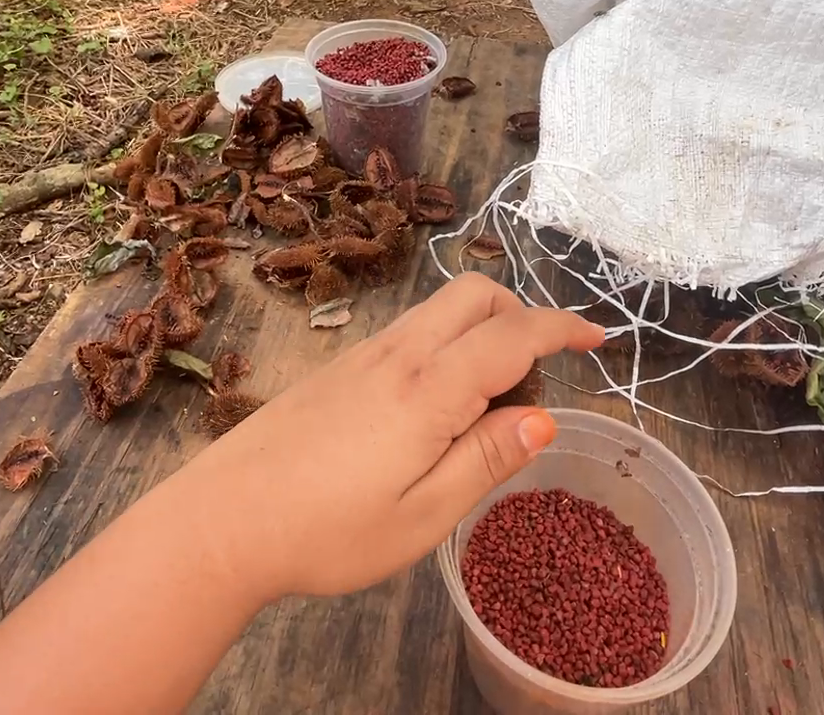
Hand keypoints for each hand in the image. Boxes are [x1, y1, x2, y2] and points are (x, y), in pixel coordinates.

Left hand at [162, 273, 604, 600]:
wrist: (224, 518)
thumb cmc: (327, 530)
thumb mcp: (422, 516)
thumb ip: (487, 459)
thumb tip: (544, 418)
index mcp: (429, 387)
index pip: (513, 333)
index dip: (563, 327)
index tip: (599, 336)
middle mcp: (399, 351)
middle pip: (475, 293)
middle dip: (521, 315)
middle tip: (533, 381)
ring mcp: (365, 351)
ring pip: (442, 308)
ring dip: (483, 330)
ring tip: (486, 403)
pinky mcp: (342, 363)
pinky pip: (412, 329)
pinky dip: (448, 343)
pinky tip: (435, 405)